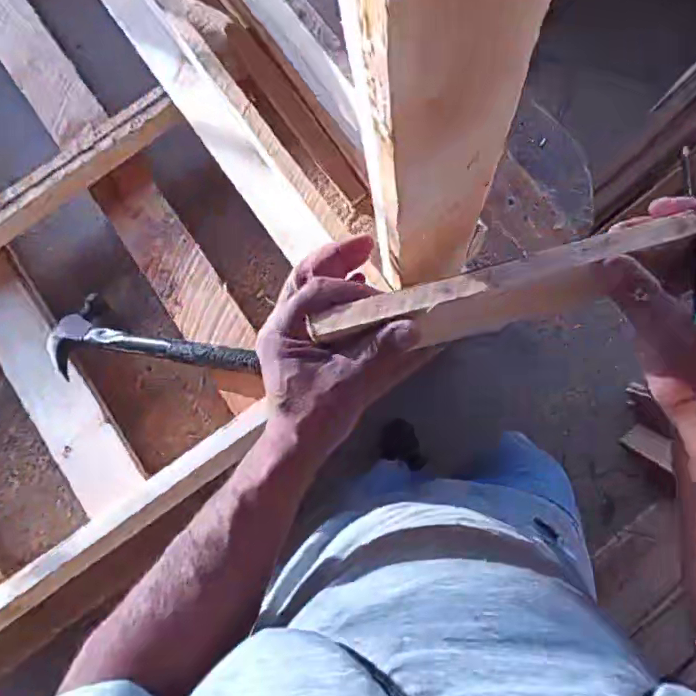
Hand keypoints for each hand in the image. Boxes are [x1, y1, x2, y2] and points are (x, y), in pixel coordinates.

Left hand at [258, 236, 428, 453]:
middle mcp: (282, 328)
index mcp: (283, 332)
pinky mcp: (302, 349)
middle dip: (335, 259)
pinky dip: (339, 299)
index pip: (314, 292)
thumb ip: (380, 356)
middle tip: (365, 244)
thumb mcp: (350, 387)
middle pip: (304, 279)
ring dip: (336, 274)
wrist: (296, 450)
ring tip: (363, 260)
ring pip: (308, 292)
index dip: (348, 289)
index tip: (379, 297)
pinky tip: (360, 292)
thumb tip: (413, 328)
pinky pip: (318, 312)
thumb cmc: (314, 420)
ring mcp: (290, 337)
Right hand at [596, 197, 695, 424]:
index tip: (654, 209)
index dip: (691, 209)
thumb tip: (607, 259)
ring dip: (664, 249)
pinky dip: (663, 270)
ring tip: (629, 249)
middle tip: (630, 232)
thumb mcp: (660, 329)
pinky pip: (687, 279)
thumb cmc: (691, 373)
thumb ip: (635, 291)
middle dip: (670, 228)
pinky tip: (636, 277)